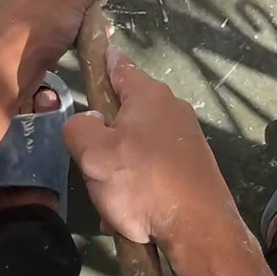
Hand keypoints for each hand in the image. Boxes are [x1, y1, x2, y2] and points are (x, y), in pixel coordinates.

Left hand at [0, 0, 111, 99]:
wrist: (11, 66)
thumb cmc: (40, 21)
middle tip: (102, 1)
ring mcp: (29, 11)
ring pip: (65, 6)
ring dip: (85, 14)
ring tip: (102, 25)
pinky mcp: (33, 34)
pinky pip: (60, 26)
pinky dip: (75, 31)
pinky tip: (92, 39)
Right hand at [63, 49, 245, 249]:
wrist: (198, 228)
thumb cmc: (143, 183)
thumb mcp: (94, 154)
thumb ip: (79, 127)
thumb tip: (88, 119)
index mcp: (149, 96)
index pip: (120, 66)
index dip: (103, 59)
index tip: (97, 47)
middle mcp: (171, 108)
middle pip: (125, 110)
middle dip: (104, 135)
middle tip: (92, 163)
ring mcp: (185, 136)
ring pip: (136, 144)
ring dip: (119, 168)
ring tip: (113, 199)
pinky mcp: (192, 163)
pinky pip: (152, 167)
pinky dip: (139, 184)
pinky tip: (133, 212)